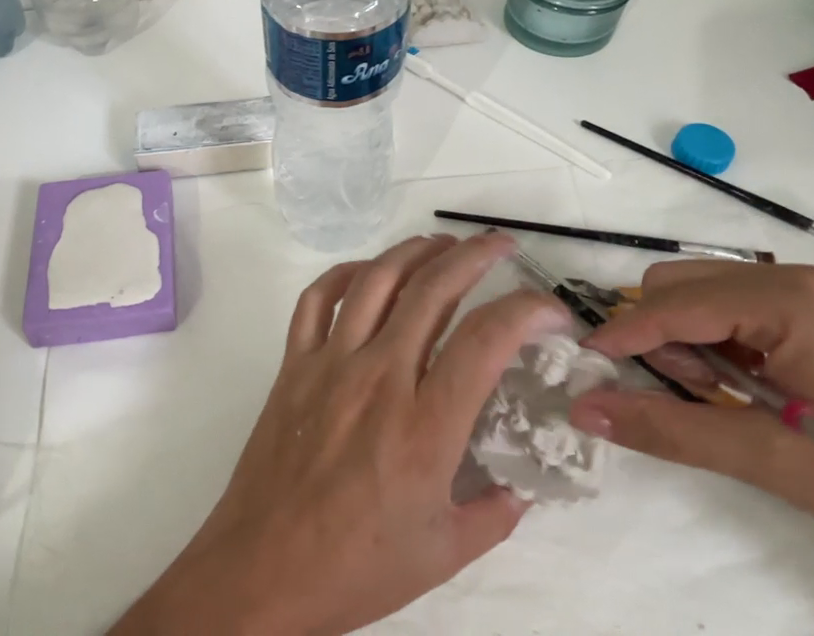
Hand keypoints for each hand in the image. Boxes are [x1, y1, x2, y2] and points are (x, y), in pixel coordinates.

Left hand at [110, 233, 573, 635]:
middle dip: (475, 255)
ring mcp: (329, 365)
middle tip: (501, 245)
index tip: (550, 312)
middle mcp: (379, 378)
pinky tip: (369, 272)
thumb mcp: (445, 552)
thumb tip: (523, 486)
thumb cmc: (356, 568)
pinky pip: (317, 300)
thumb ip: (496, 513)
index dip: (528, 310)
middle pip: (432, 289)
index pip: (487, 339)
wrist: (263, 570)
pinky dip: (346, 273)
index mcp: (425, 425)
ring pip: (376, 281)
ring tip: (443, 243)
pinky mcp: (293, 366)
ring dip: (414, 250)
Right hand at [570, 261, 813, 635]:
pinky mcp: (809, 315)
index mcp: (789, 302)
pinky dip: (710, 348)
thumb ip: (673, 430)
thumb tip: (582, 408)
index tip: (579, 377)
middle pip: (676, 286)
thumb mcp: (780, 466)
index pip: (671, 304)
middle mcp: (791, 280)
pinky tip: (741, 394)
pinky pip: (726, 312)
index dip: (618, 339)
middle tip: (683, 402)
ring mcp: (803, 294)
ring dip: (681, 345)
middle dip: (655, 339)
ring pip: (695, 296)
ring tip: (720, 405)